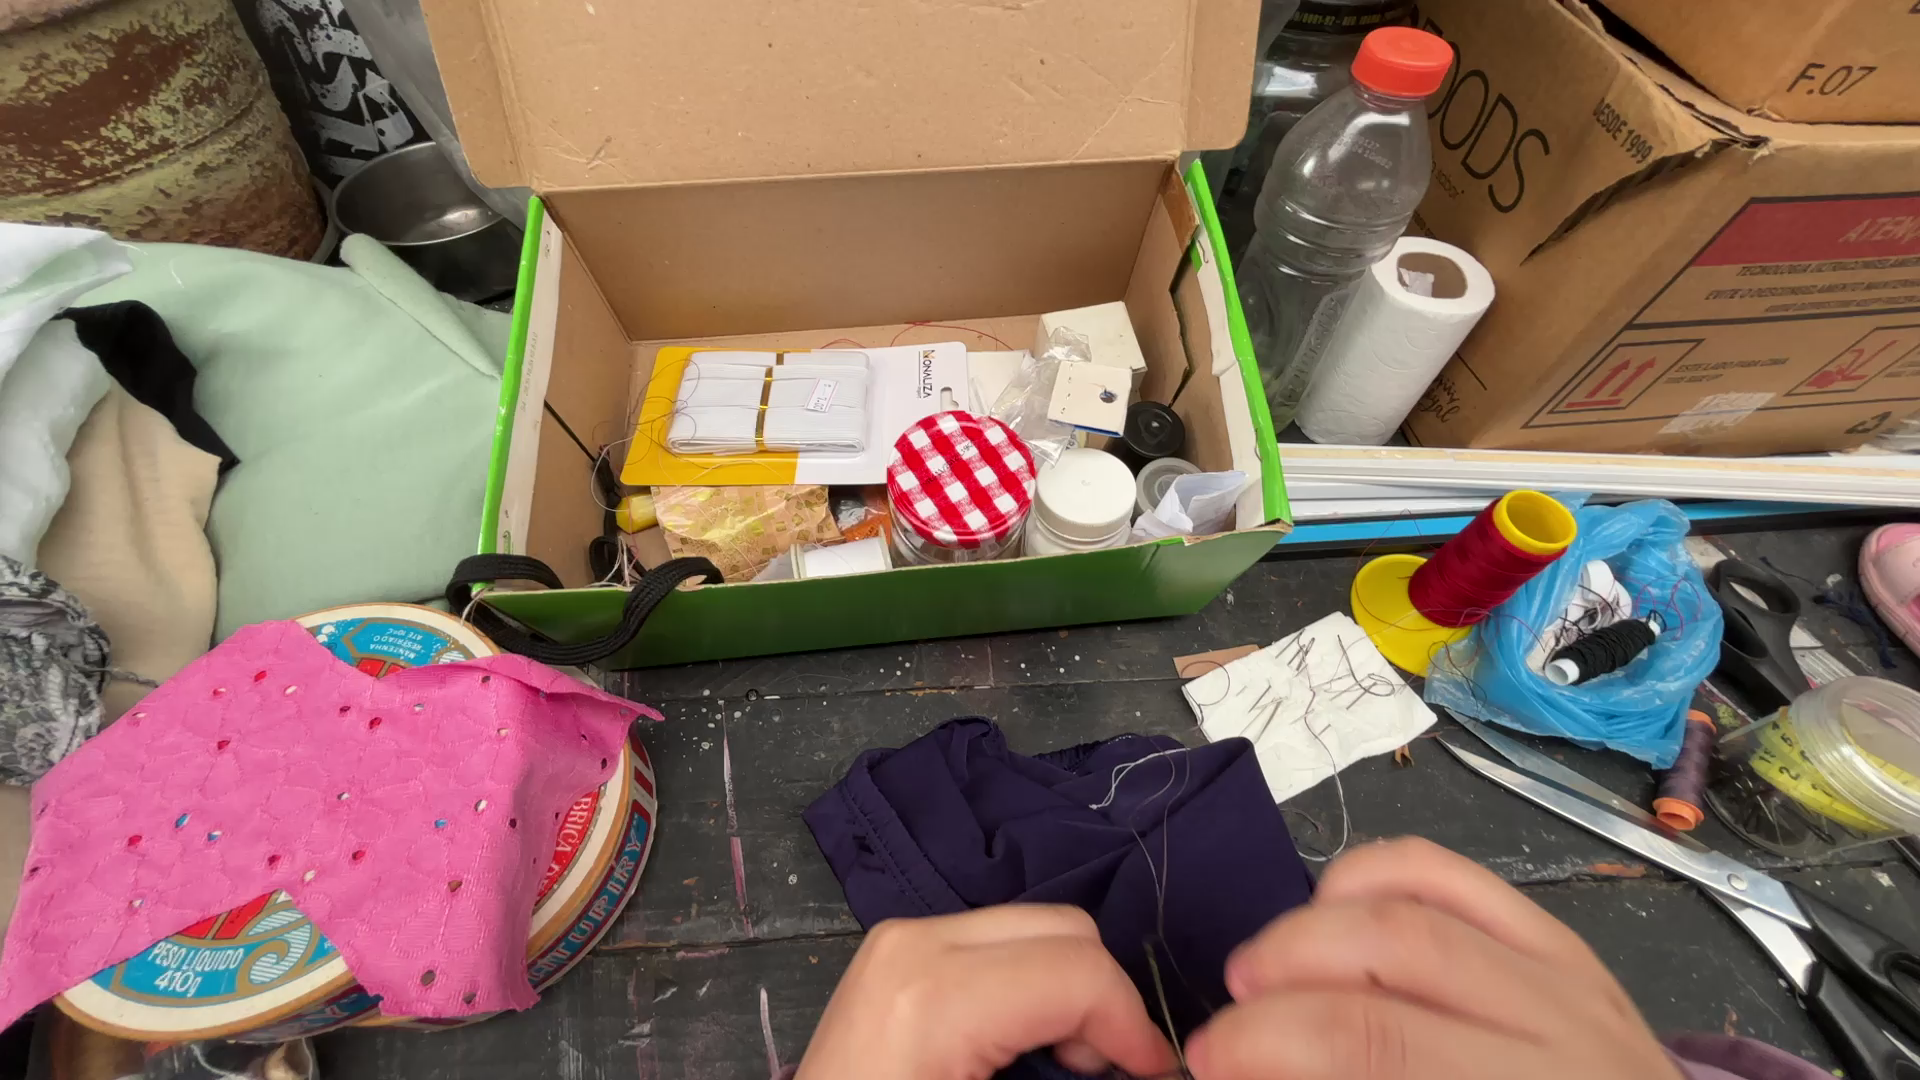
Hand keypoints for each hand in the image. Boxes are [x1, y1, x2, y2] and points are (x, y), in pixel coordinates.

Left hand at [796, 905, 1176, 1079]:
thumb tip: (1157, 1069)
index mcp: (935, 995)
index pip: (1076, 970)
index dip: (1135, 1028)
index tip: (1155, 1079)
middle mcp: (916, 940)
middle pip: (1062, 927)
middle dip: (1102, 1001)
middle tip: (1101, 1074)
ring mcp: (903, 935)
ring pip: (1034, 926)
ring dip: (1067, 990)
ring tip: (1060, 1063)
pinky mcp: (900, 945)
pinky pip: (997, 940)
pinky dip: (1030, 984)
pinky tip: (1018, 1042)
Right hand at [1187, 837, 1683, 1079]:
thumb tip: (1244, 1066)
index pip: (1375, 1045)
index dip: (1268, 1043)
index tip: (1206, 1059)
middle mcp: (1569, 1036)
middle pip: (1393, 953)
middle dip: (1281, 967)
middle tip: (1230, 1000)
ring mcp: (1567, 975)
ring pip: (1414, 899)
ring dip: (1312, 921)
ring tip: (1266, 960)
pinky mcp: (1555, 938)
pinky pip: (1444, 870)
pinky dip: (1367, 874)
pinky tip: (1330, 909)